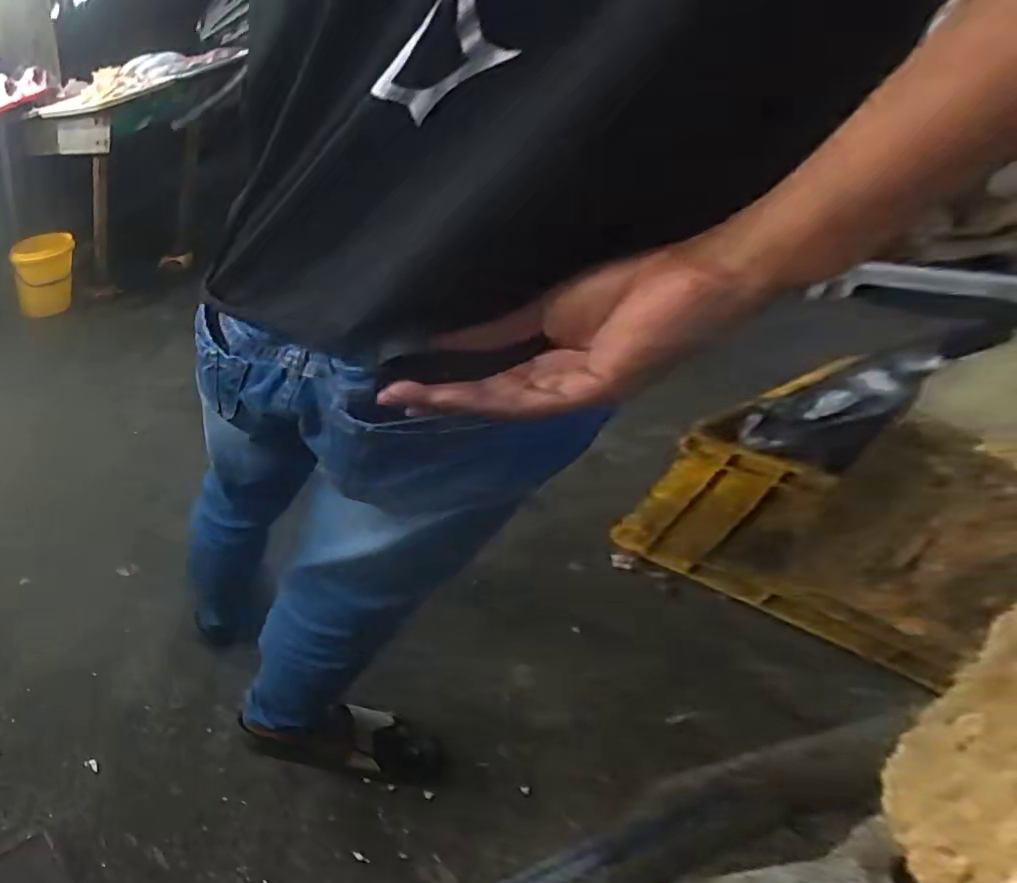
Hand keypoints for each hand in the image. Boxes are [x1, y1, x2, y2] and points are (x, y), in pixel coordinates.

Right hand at [377, 244, 771, 419]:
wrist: (703, 272)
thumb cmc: (633, 284)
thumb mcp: (544, 309)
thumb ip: (494, 332)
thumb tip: (441, 342)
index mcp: (548, 368)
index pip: (484, 381)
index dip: (440, 382)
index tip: (397, 379)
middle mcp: (553, 389)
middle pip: (482, 398)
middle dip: (431, 399)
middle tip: (385, 398)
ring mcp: (568, 396)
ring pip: (493, 404)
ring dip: (443, 402)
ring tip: (400, 397)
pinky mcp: (584, 394)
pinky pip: (518, 400)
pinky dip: (475, 398)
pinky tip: (441, 394)